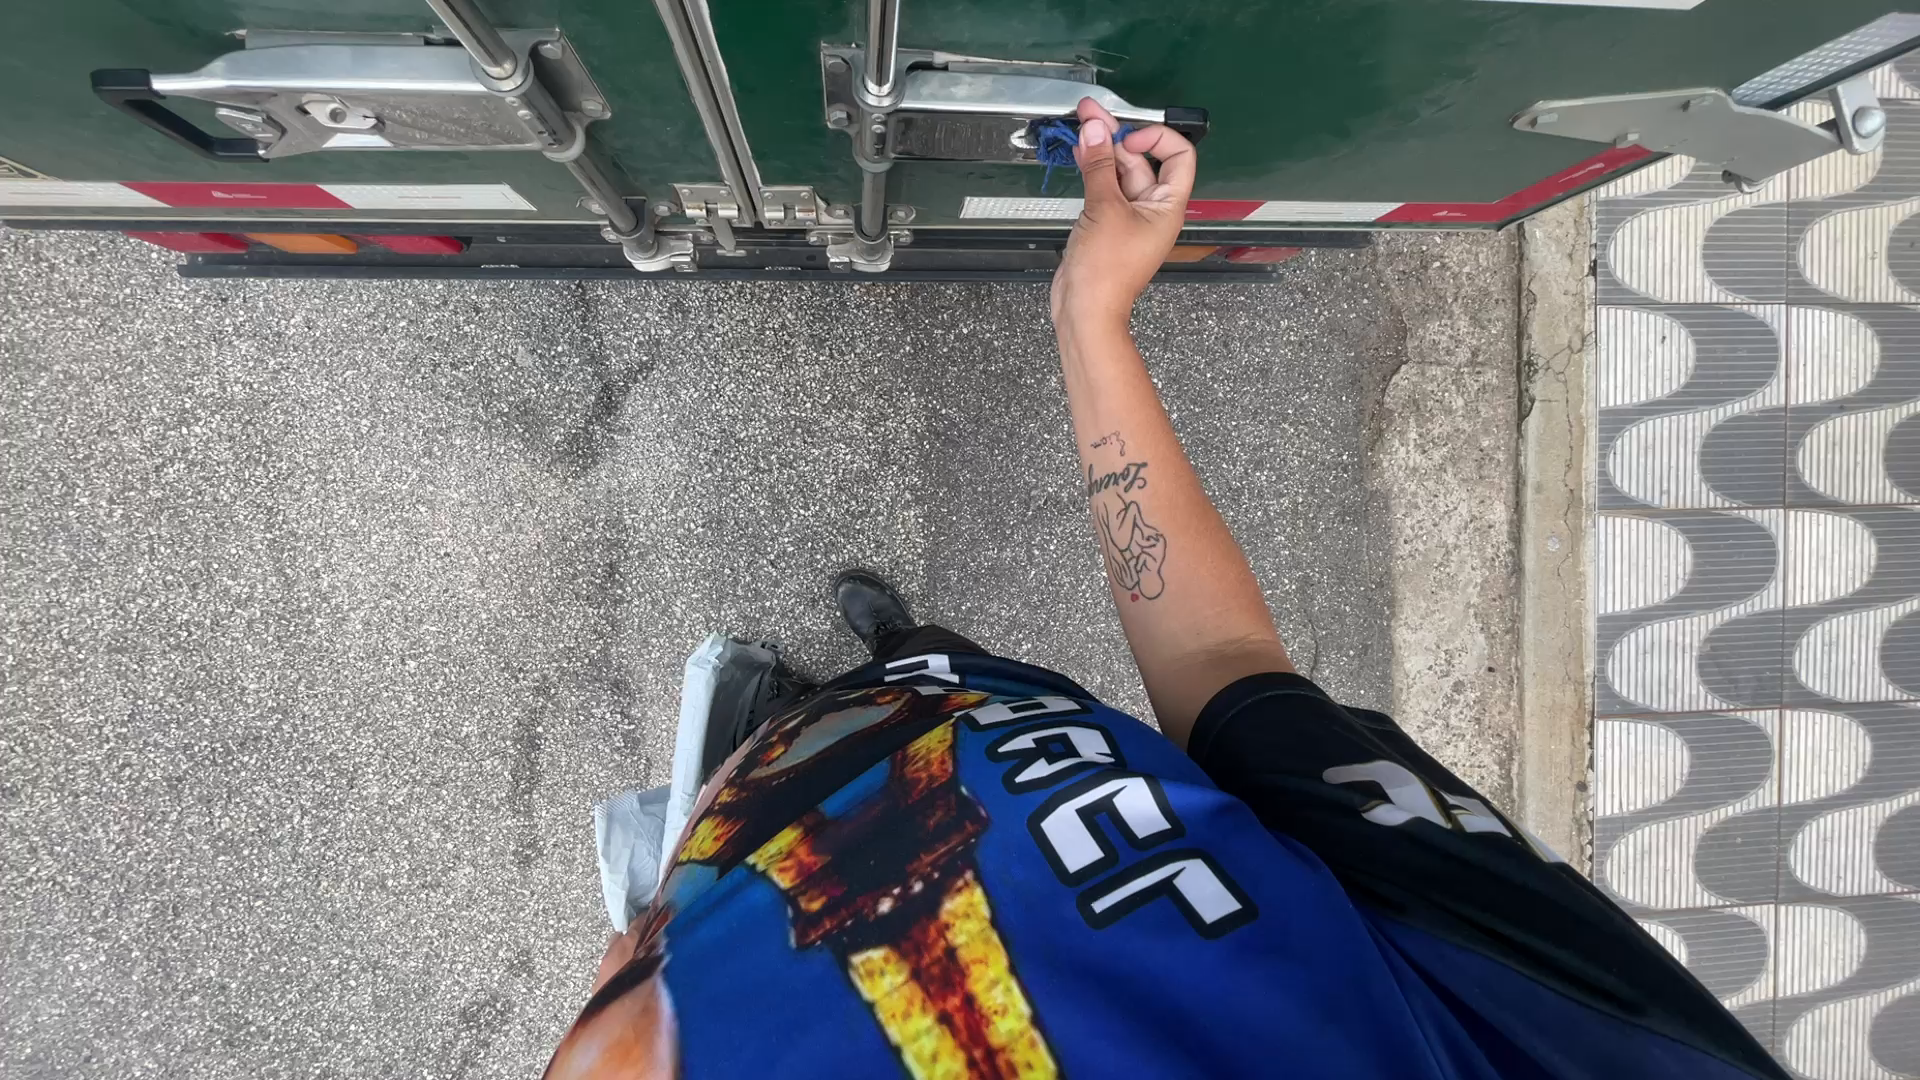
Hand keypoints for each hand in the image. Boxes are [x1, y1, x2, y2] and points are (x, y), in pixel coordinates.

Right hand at [1051, 96, 1196, 329]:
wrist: (1085, 311)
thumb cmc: (1107, 273)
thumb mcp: (1105, 210)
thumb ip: (1099, 165)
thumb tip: (1096, 129)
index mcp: (1167, 207)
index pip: (1178, 156)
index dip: (1157, 138)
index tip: (1129, 136)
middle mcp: (1151, 211)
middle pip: (1141, 162)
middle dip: (1117, 138)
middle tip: (1092, 116)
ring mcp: (1126, 219)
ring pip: (1118, 174)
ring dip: (1101, 152)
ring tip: (1081, 127)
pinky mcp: (1104, 226)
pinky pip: (1102, 191)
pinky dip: (1091, 172)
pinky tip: (1079, 153)